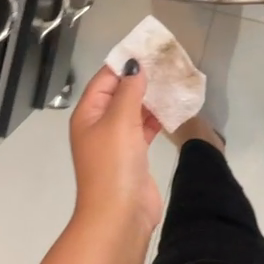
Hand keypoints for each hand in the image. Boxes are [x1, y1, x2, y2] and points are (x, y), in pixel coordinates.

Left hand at [68, 61, 163, 233]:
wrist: (120, 214)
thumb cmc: (114, 164)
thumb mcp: (119, 121)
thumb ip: (128, 91)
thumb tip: (135, 66)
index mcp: (88, 114)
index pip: (105, 79)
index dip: (124, 63)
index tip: (150, 48)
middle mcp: (99, 125)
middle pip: (119, 93)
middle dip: (141, 79)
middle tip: (169, 63)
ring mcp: (117, 142)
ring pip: (134, 110)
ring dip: (151, 98)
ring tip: (175, 81)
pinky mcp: (134, 156)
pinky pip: (145, 128)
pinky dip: (157, 117)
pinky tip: (174, 108)